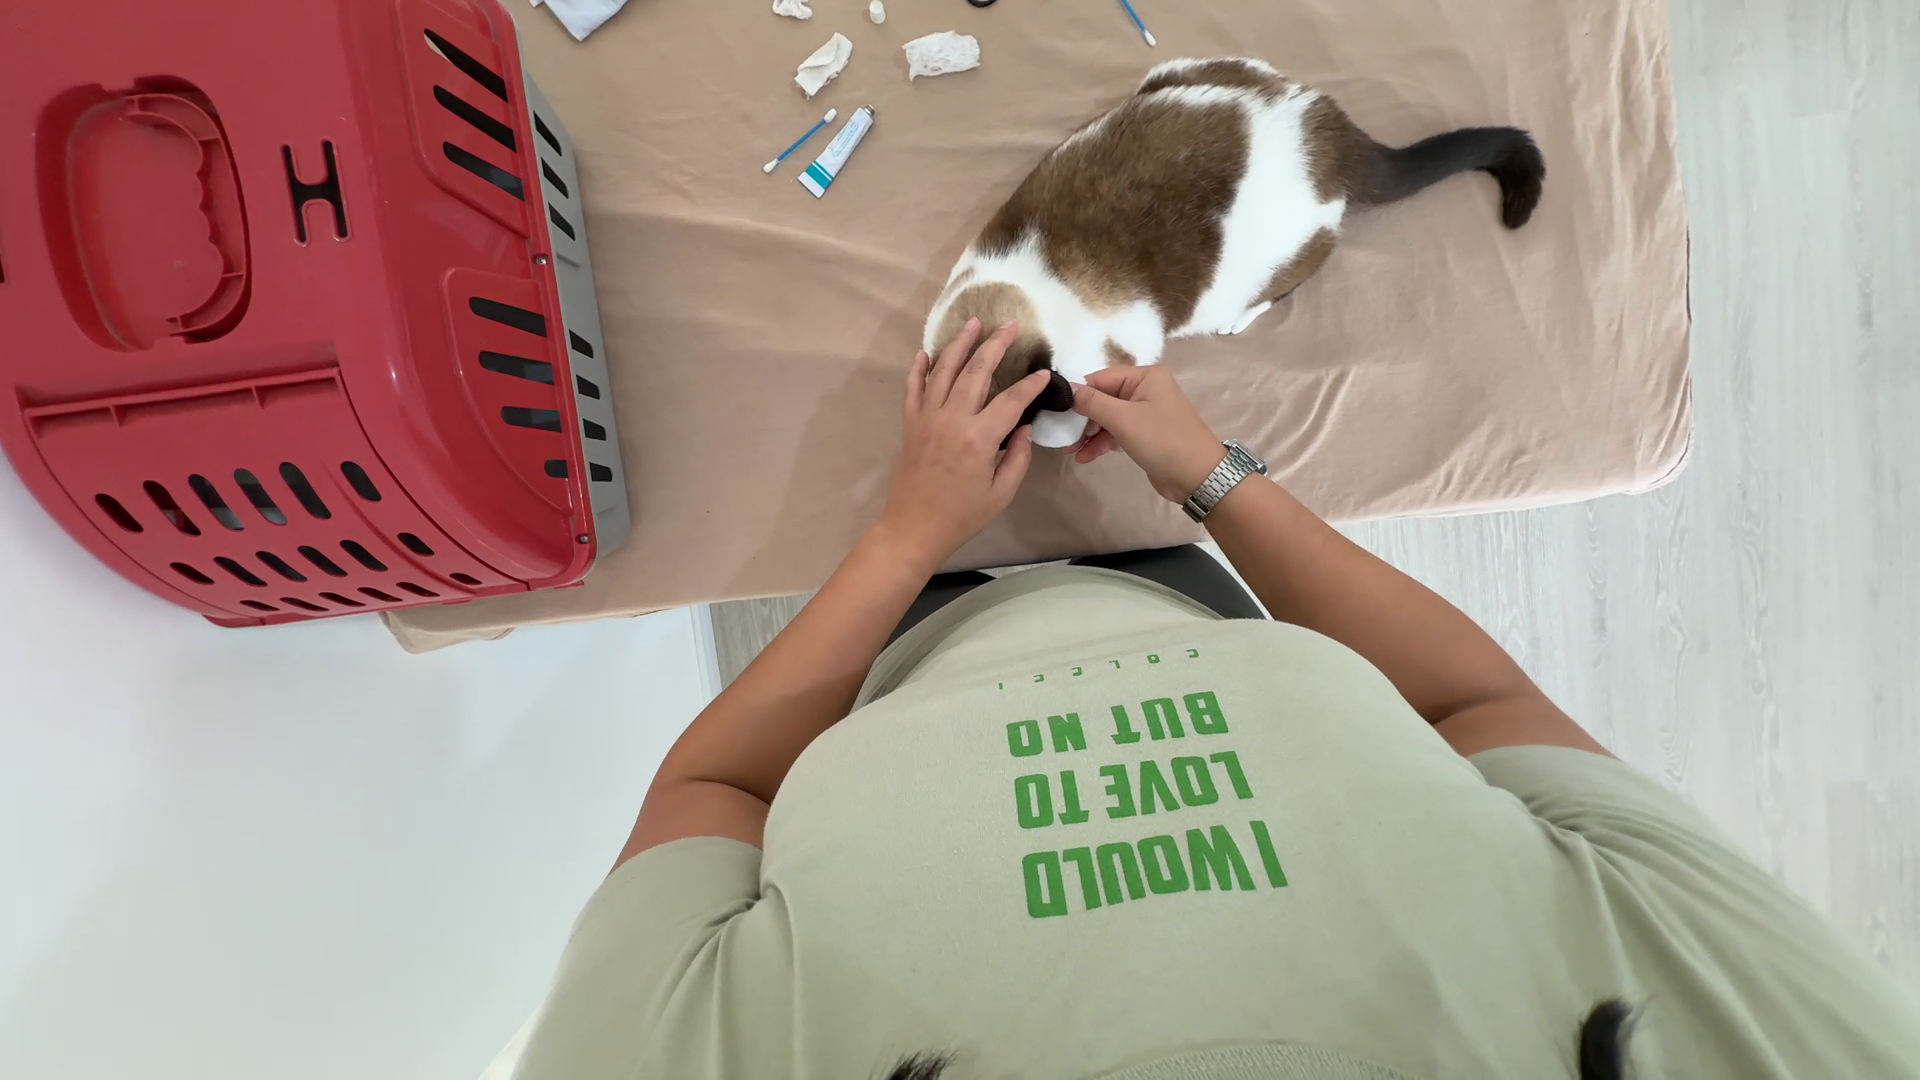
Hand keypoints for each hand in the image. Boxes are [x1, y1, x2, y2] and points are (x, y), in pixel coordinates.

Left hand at [873, 319, 1051, 568]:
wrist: (913, 528)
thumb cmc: (961, 516)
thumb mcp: (1000, 493)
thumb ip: (1017, 458)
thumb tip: (1023, 429)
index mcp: (979, 439)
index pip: (1011, 401)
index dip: (1030, 386)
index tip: (1043, 374)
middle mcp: (952, 419)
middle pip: (976, 372)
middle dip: (995, 345)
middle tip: (1009, 325)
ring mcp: (927, 418)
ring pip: (943, 371)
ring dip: (959, 345)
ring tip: (973, 324)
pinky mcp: (910, 424)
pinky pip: (913, 388)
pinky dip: (919, 368)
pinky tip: (926, 353)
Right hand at [1069, 365, 1227, 503]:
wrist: (1197, 476)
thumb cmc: (1162, 440)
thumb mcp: (1124, 419)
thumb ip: (1092, 402)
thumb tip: (1067, 389)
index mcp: (1145, 376)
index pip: (1101, 378)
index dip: (1078, 393)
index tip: (1056, 410)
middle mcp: (1145, 390)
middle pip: (1103, 398)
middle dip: (1082, 417)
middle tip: (1062, 434)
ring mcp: (1145, 413)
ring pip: (1107, 418)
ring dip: (1088, 433)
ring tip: (1070, 450)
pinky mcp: (1144, 434)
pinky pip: (1115, 433)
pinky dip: (1100, 443)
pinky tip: (1084, 457)